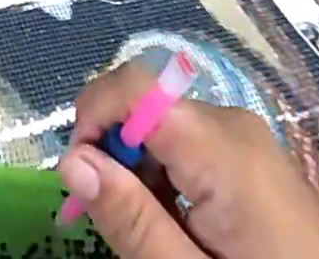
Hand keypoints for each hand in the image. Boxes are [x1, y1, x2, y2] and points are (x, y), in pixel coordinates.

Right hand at [59, 61, 318, 258]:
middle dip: (109, 149)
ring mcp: (244, 137)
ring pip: (159, 124)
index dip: (92, 116)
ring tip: (142, 231)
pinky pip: (185, 142)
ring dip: (133, 166)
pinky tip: (171, 223)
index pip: (135, 85)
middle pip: (143, 105)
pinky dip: (161, 173)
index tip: (78, 177)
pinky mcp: (249, 156)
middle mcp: (232, 123)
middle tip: (103, 218)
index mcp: (221, 145)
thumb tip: (69, 160)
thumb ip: (132, 219)